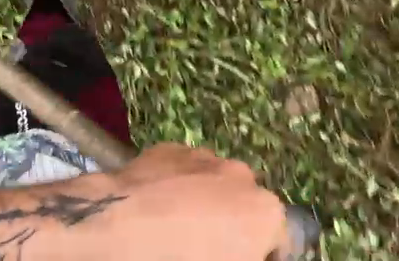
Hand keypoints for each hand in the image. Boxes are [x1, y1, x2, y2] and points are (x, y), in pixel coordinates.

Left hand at [77, 144, 311, 259]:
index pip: (280, 242)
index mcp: (266, 212)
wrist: (118, 225)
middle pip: (246, 209)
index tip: (237, 258)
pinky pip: (182, 172)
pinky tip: (156, 209)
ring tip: (176, 231)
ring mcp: (201, 155)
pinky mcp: (166, 147)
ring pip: (213, 186)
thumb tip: (236, 248)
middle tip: (206, 250)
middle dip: (234, 230)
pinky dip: (177, 187)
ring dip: (204, 206)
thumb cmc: (180, 259)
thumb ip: (248, 254)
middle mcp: (240, 174)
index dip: (261, 255)